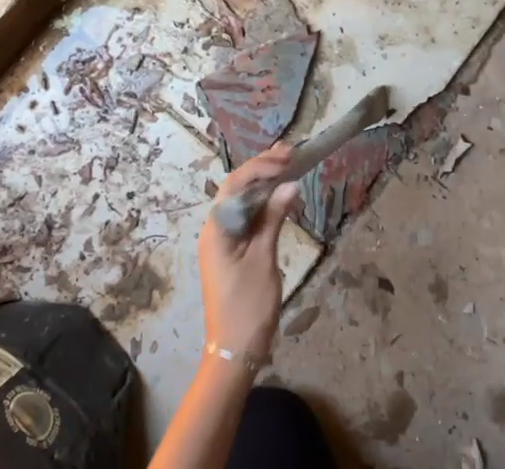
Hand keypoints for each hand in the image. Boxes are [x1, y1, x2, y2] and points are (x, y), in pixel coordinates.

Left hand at [199, 144, 301, 364]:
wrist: (234, 351)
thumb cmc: (248, 306)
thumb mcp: (264, 260)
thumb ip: (274, 219)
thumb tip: (289, 185)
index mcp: (216, 229)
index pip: (236, 184)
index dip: (261, 166)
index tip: (287, 157)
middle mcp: (214, 230)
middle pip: (236, 189)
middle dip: (261, 169)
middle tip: (290, 154)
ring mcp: (221, 241)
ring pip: (241, 202)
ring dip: (263, 184)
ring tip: (288, 167)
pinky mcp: (231, 252)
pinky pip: (245, 218)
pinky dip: (263, 205)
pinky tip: (280, 199)